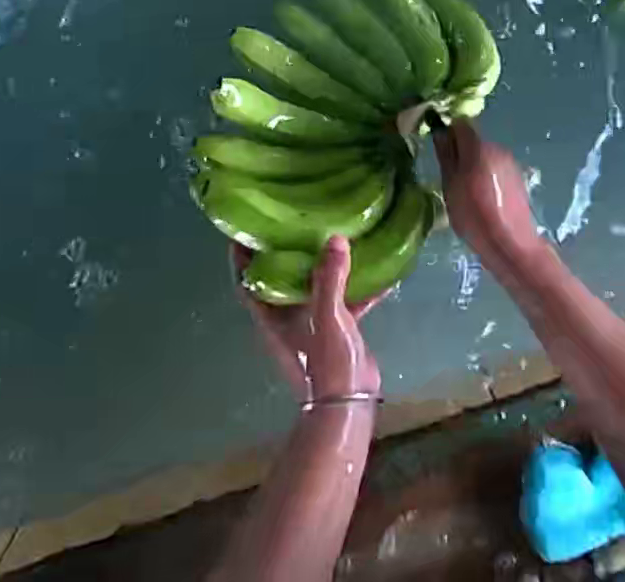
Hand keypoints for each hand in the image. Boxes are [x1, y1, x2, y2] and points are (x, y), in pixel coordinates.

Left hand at [233, 236, 380, 401]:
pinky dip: (359, 286)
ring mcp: (313, 324)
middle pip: (282, 278)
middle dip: (288, 252)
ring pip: (316, 286)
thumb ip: (330, 279)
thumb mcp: (327, 317)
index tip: (245, 228)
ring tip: (340, 236)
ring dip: (325, 265)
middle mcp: (287, 318)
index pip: (248, 281)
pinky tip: (382, 272)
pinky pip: (345, 299)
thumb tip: (335, 238)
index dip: (242, 256)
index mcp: (272, 317)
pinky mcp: (337, 329)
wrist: (348, 402)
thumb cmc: (325, 362)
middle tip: (301, 222)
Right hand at [432, 119, 543, 264]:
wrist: (510, 242)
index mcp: (479, 149)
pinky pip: (495, 166)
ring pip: (485, 153)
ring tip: (465, 190)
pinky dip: (486, 174)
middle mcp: (498, 148)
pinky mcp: (517, 175)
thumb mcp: (450, 187)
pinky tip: (483, 196)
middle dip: (460, 151)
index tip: (439, 148)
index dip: (449, 132)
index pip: (462, 124)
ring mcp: (510, 161)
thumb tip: (440, 132)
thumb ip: (446, 157)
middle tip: (449, 176)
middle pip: (474, 139)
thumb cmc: (474, 217)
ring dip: (473, 164)